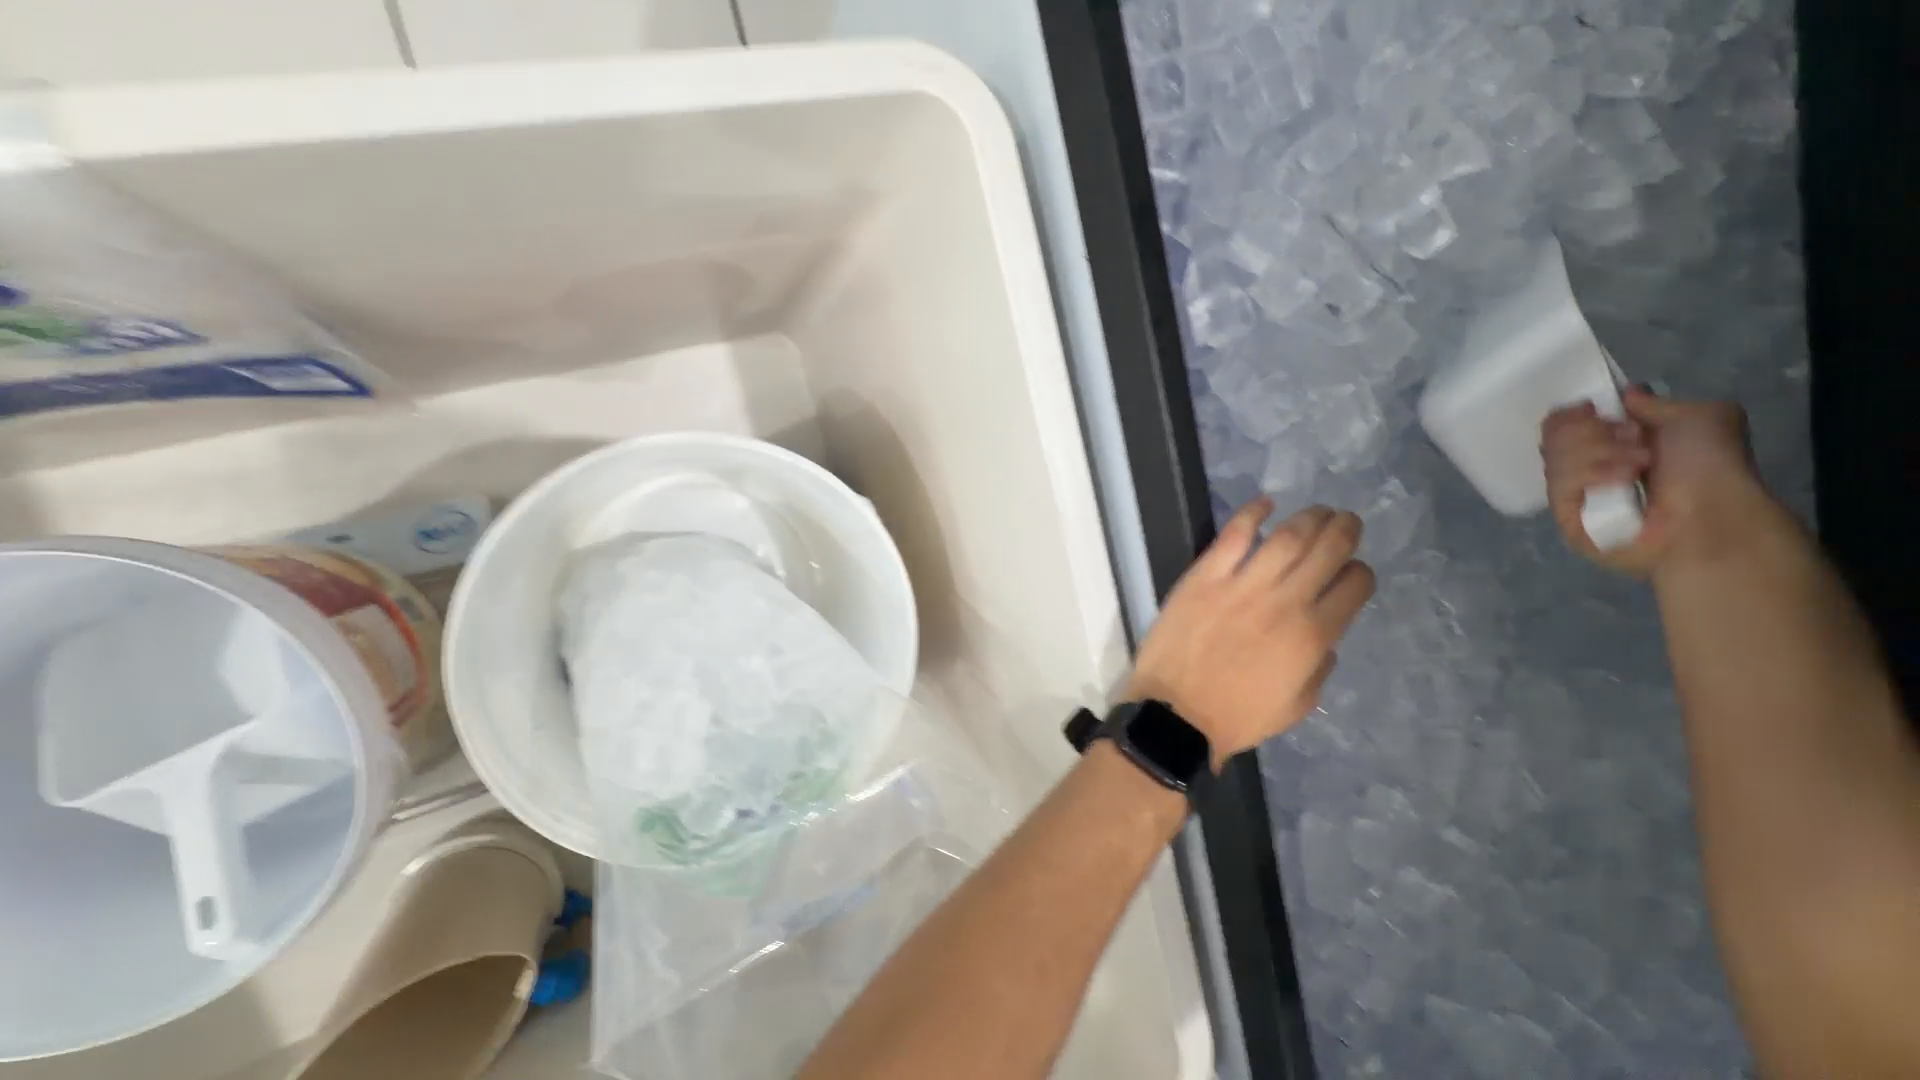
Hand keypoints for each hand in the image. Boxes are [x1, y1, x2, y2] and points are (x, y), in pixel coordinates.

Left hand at [1126, 499, 1375, 764]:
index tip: (1353, 571)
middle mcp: (1285, 602)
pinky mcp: (1204, 576)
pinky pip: (1234, 534)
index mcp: (1312, 636)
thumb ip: (1320, 668)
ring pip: (1288, 536)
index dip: (1360, 574)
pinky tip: (1266, 503)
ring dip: (1310, 518)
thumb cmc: (1237, 717)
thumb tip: (1326, 639)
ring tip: (1318, 512)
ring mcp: (1242, 584)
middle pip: (1327, 550)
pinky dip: (1252, 513)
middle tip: (1347, 521)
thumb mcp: (1297, 706)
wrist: (1176, 715)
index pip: (1354, 586)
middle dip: (1345, 530)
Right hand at [1541, 388, 1762, 576]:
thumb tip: (1624, 396)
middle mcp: (1588, 470)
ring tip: (1640, 464)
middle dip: (1592, 430)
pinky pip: (1558, 485)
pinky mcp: (1567, 520)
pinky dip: (1591, 474)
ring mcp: (1575, 497)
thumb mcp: (1697, 416)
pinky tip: (1624, 479)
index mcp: (1612, 445)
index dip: (1575, 413)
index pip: (1563, 424)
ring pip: (1553, 457)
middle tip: (1634, 438)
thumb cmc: (1712, 465)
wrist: (1714, 513)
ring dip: (1599, 451)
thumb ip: (1653, 404)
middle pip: (1553, 436)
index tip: (1598, 409)